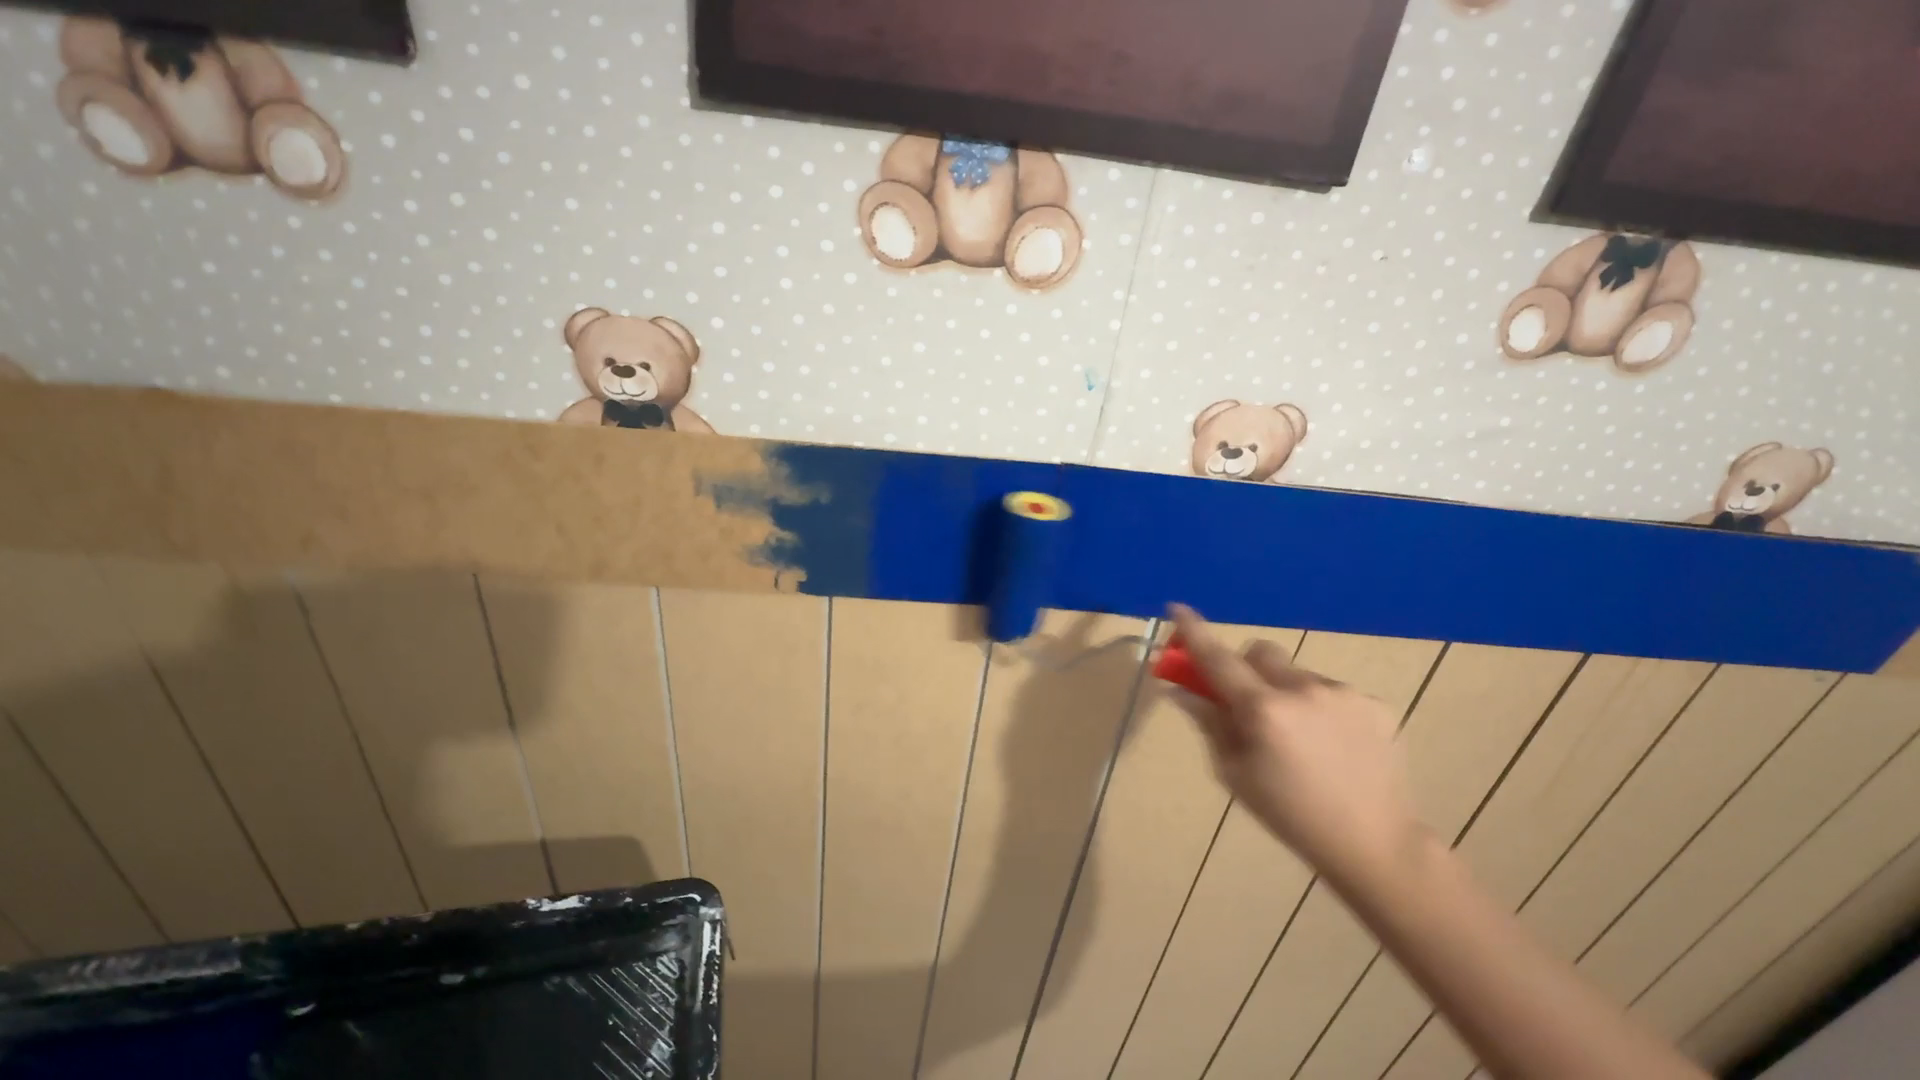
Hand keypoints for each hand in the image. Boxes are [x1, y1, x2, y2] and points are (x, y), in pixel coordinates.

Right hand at [1166, 604, 1429, 891]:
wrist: (1371, 841)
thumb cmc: (1289, 814)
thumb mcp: (1235, 773)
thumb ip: (1209, 723)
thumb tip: (1181, 690)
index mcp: (1264, 710)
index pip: (1218, 659)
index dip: (1194, 632)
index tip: (1177, 608)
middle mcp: (1303, 689)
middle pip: (1261, 652)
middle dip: (1246, 668)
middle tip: (1246, 704)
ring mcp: (1344, 693)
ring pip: (1298, 674)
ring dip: (1286, 693)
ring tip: (1300, 740)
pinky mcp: (1375, 703)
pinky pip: (1332, 693)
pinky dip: (1320, 709)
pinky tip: (1332, 746)